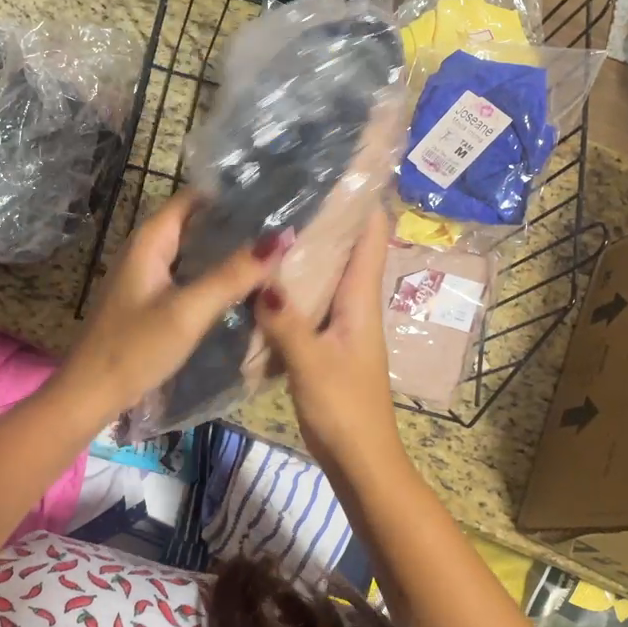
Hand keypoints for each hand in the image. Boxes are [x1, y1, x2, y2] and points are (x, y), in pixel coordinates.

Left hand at [57, 192, 284, 420]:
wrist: (90, 394)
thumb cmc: (135, 349)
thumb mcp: (188, 311)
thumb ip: (232, 275)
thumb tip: (282, 237)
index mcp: (149, 240)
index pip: (194, 197)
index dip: (231, 194)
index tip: (274, 198)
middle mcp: (145, 250)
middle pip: (195, 223)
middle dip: (234, 224)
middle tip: (283, 228)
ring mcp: (145, 278)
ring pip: (192, 253)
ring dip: (225, 252)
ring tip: (273, 255)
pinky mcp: (148, 303)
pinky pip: (187, 278)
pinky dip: (213, 277)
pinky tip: (241, 289)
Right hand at [253, 206, 399, 466]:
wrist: (360, 461)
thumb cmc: (345, 411)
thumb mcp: (312, 364)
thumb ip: (286, 322)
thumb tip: (260, 277)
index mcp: (361, 301)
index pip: (371, 235)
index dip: (361, 197)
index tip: (333, 165)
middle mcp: (354, 305)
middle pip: (345, 249)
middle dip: (322, 217)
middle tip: (281, 188)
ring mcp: (339, 325)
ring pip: (323, 276)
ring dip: (302, 252)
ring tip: (264, 223)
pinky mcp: (323, 343)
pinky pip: (306, 303)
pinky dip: (288, 287)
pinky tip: (256, 282)